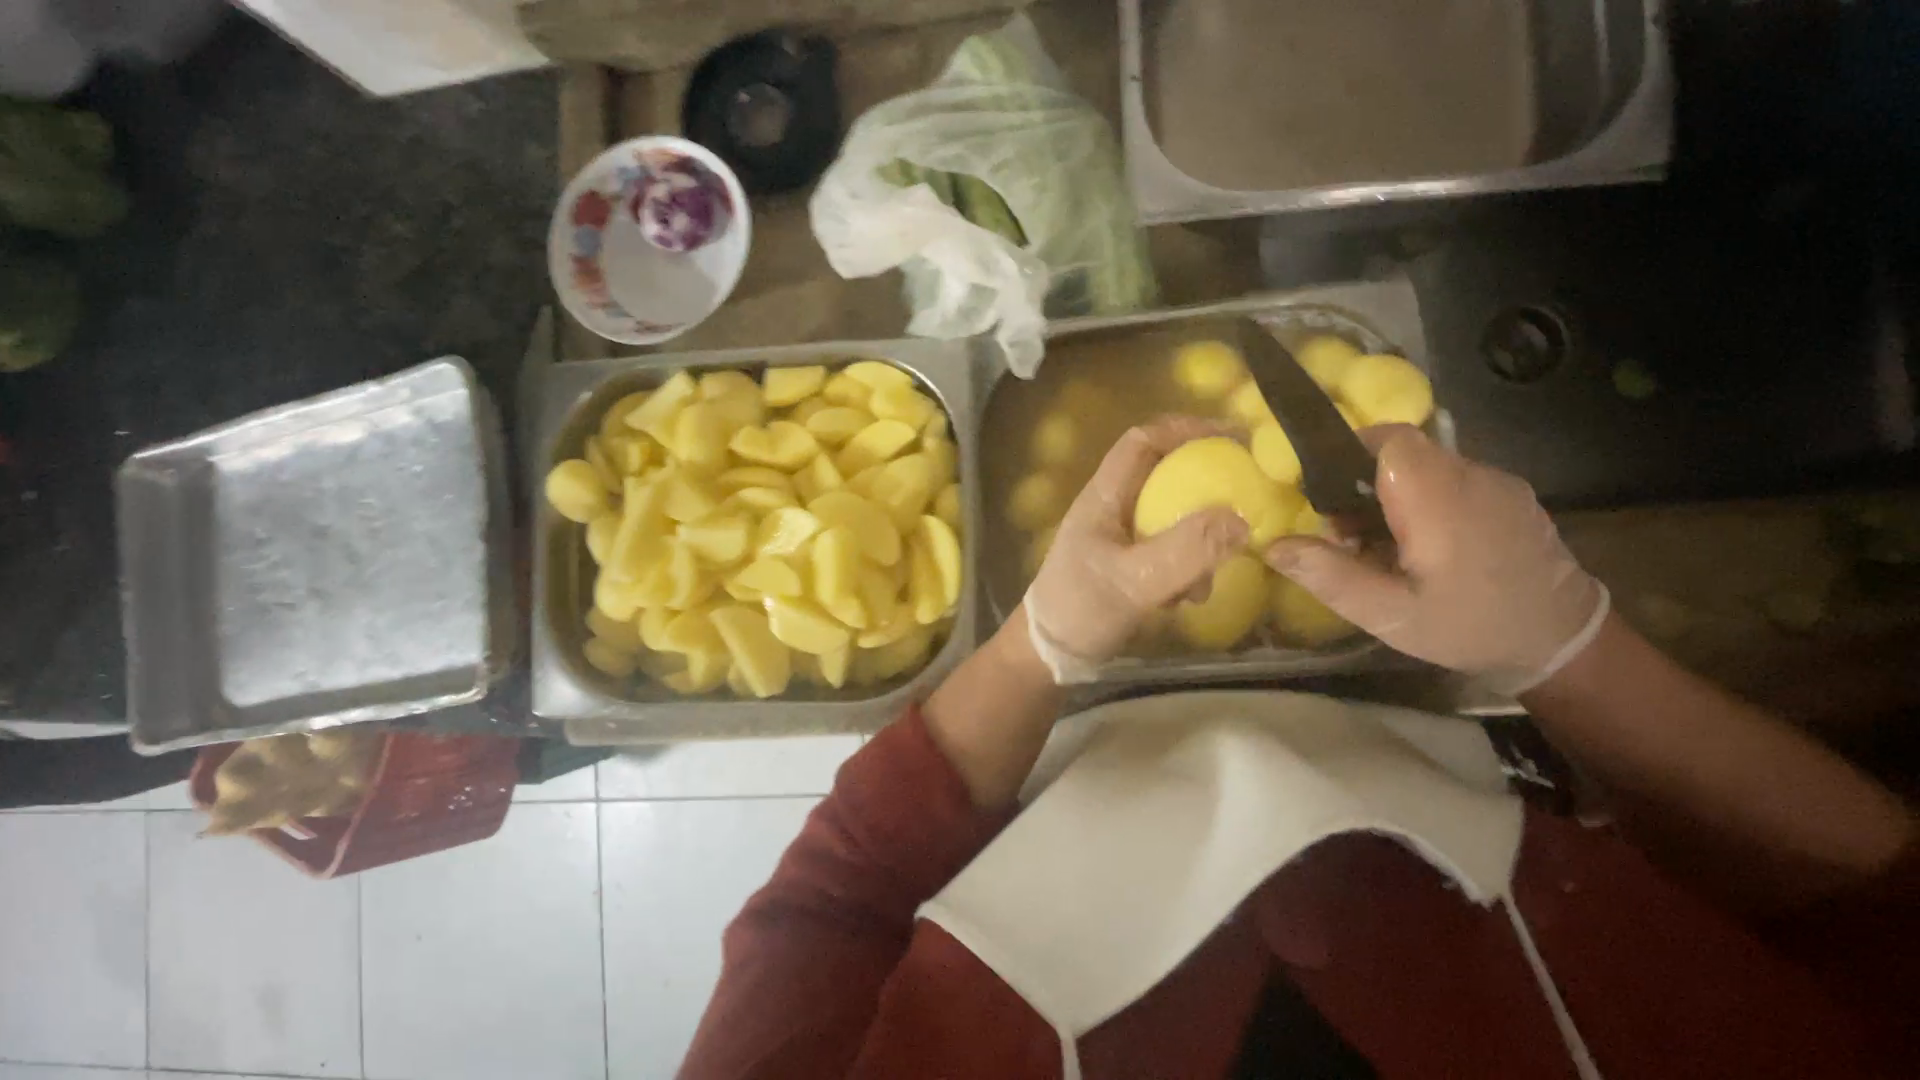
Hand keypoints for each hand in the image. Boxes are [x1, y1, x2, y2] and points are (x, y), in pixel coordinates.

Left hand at [1024, 417, 1249, 682]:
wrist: (1049, 658)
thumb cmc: (1079, 609)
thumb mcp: (1133, 580)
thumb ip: (1184, 550)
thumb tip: (1241, 519)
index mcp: (1105, 496)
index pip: (1145, 440)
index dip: (1189, 430)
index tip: (1236, 440)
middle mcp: (1115, 509)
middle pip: (1168, 477)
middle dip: (1207, 491)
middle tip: (1248, 506)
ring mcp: (1123, 539)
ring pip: (1175, 519)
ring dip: (1200, 544)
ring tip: (1205, 581)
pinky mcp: (1132, 568)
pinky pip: (1173, 553)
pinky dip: (1189, 570)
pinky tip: (1187, 600)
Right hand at [1263, 425, 1607, 693]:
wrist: (1563, 641)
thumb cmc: (1468, 626)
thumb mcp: (1389, 615)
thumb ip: (1330, 576)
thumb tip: (1273, 546)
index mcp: (1437, 499)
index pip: (1389, 439)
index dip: (1351, 453)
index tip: (1330, 494)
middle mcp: (1470, 477)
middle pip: (1405, 451)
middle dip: (1366, 480)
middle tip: (1350, 533)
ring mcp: (1497, 483)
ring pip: (1430, 464)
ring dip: (1398, 492)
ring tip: (1388, 545)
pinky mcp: (1512, 495)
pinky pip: (1457, 479)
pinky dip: (1430, 500)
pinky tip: (1430, 545)